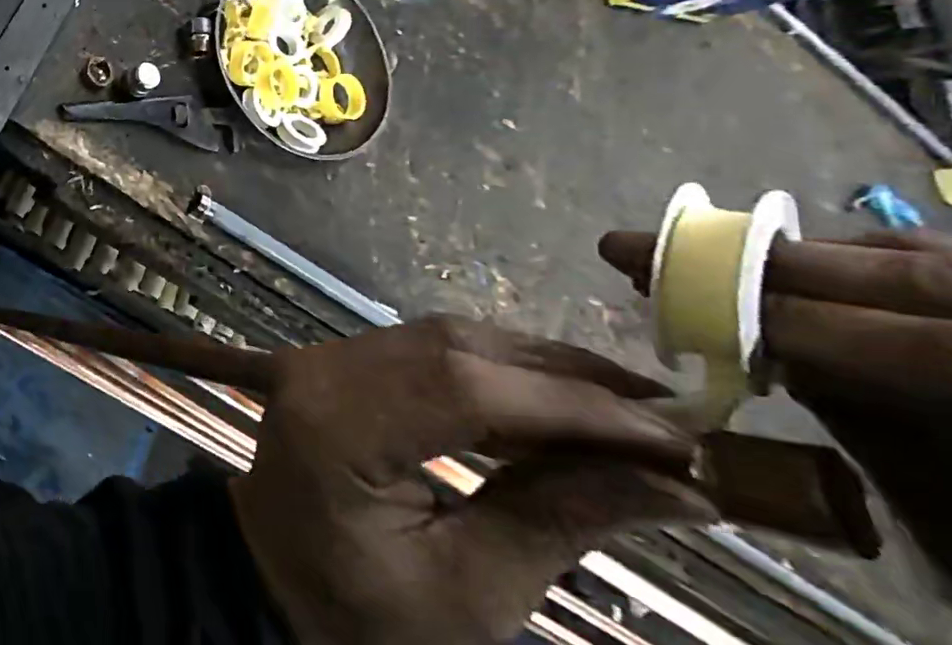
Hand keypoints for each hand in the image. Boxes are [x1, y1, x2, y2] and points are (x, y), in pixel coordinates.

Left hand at [229, 316, 714, 644]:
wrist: (273, 578)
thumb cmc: (358, 613)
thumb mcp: (466, 593)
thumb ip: (557, 521)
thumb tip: (678, 483)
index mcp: (337, 427)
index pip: (465, 390)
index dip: (574, 407)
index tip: (678, 437)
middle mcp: (325, 369)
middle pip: (460, 350)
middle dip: (569, 381)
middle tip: (668, 419)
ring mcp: (328, 355)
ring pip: (451, 339)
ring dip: (541, 369)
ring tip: (628, 410)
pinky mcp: (342, 358)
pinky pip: (431, 348)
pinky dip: (499, 370)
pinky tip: (555, 401)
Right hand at [600, 229, 951, 644]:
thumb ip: (897, 447)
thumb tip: (785, 359)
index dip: (811, 328)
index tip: (690, 306)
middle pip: (939, 280)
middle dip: (778, 264)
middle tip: (657, 247)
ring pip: (944, 253)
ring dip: (812, 254)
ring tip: (717, 258)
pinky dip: (867, 256)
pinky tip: (808, 264)